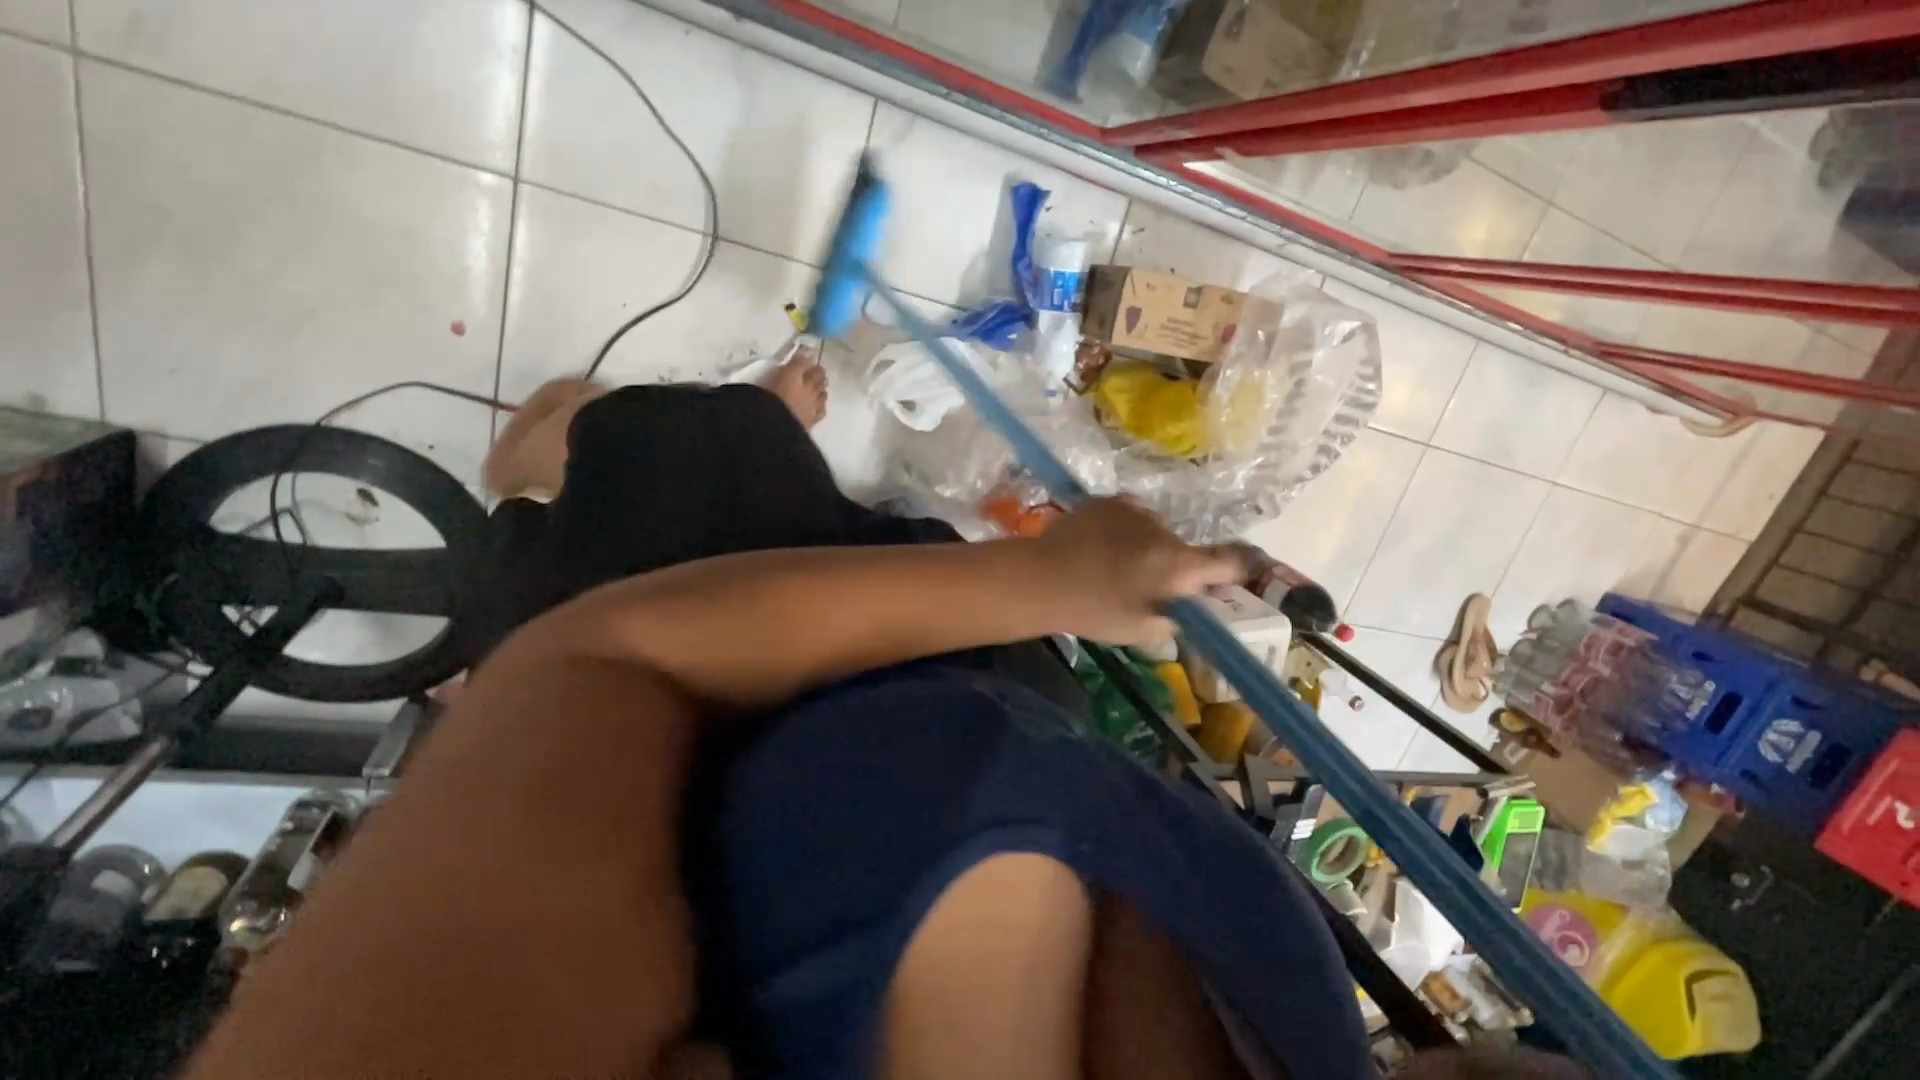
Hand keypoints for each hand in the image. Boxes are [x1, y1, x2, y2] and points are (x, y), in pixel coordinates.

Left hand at [1027, 499, 1246, 646]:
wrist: (1043, 578)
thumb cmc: (1093, 610)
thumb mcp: (1138, 630)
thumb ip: (1168, 623)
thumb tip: (1177, 615)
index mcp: (1180, 565)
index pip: (1232, 560)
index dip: (1238, 569)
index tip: (1229, 579)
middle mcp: (1166, 532)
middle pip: (1184, 549)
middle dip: (1174, 566)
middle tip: (1146, 587)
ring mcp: (1137, 512)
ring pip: (1156, 532)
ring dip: (1147, 546)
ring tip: (1115, 566)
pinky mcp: (1109, 501)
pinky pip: (1131, 515)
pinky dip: (1126, 529)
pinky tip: (1104, 544)